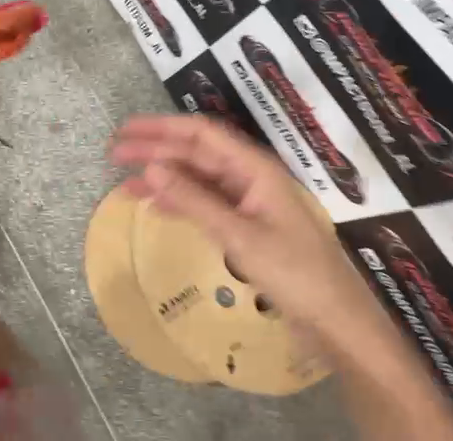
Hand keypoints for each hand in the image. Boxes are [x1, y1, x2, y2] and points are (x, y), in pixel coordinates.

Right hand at [110, 114, 383, 344]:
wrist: (339, 324)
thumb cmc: (296, 274)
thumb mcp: (240, 237)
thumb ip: (193, 200)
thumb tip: (149, 167)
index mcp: (255, 168)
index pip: (200, 133)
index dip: (161, 127)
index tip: (125, 131)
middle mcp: (250, 177)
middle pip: (194, 152)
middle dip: (154, 150)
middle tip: (113, 155)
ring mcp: (248, 202)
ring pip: (196, 177)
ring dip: (161, 176)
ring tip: (124, 184)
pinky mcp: (246, 226)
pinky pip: (203, 201)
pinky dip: (177, 200)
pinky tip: (154, 206)